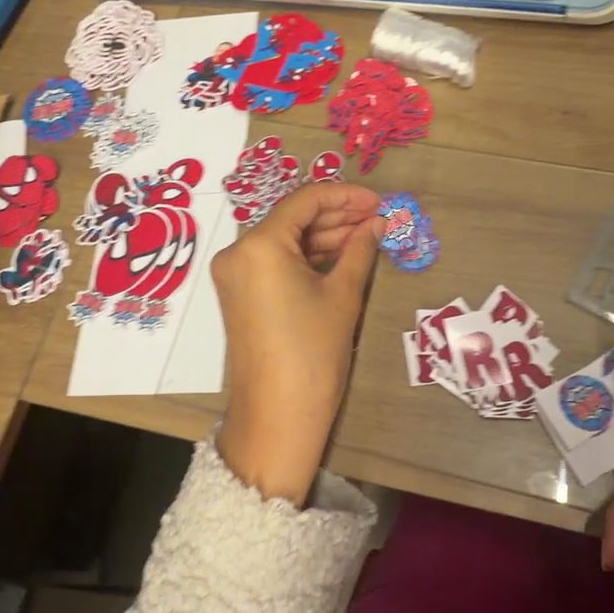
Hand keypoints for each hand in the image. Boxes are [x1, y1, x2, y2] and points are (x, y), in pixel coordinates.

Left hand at [212, 181, 382, 503]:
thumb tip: (377, 224)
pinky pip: (275, 261)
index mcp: (259, 244)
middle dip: (337, 216)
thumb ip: (360, 250)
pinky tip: (342, 255)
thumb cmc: (313, 352)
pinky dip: (307, 257)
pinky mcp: (240, 293)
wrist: (278, 416)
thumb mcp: (342, 295)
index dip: (345, 196)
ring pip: (285, 240)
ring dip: (324, 236)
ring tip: (368, 236)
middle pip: (293, 218)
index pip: (305, 201)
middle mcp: (238, 251)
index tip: (378, 201)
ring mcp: (235, 273)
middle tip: (378, 218)